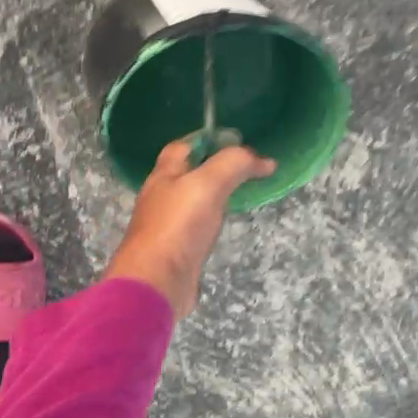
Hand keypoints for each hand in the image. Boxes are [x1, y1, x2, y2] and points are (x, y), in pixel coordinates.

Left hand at [102, 140, 275, 319]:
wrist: (156, 279)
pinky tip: (223, 224)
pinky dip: (210, 218)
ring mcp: (165, 224)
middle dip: (211, 165)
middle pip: (185, 173)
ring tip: (241, 191)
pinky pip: (194, 225)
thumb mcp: (208, 184)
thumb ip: (232, 164)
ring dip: (212, 192)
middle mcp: (159, 197)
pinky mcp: (174, 248)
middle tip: (246, 166)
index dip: (205, 139)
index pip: (180, 147)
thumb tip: (261, 159)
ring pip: (190, 199)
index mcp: (162, 176)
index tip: (237, 139)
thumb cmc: (178, 225)